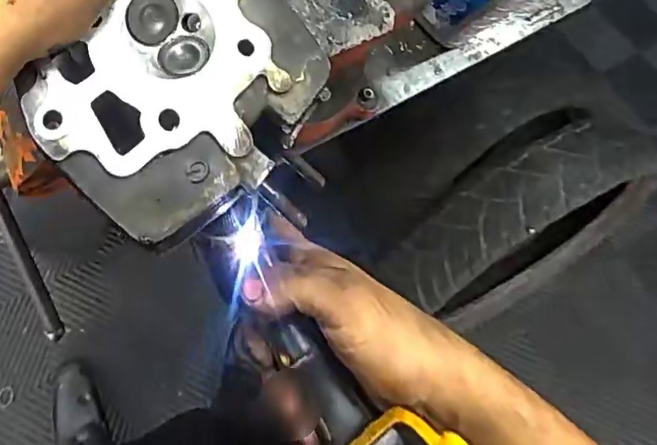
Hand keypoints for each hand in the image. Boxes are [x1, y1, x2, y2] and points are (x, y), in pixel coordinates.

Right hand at [243, 221, 591, 444]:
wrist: (431, 393)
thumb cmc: (393, 333)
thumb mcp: (341, 298)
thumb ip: (292, 283)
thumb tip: (247, 285)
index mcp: (313, 264)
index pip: (271, 240)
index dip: (247, 247)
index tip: (225, 268)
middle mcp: (308, 297)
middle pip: (259, 306)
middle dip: (255, 335)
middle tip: (265, 353)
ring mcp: (312, 339)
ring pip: (269, 351)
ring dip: (273, 378)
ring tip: (293, 399)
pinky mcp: (317, 377)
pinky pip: (287, 386)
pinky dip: (288, 403)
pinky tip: (301, 416)